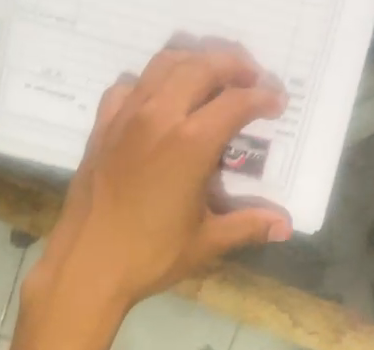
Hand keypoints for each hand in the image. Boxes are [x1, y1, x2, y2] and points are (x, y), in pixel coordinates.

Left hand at [27, 40, 291, 313]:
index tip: (277, 103)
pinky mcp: (103, 127)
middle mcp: (159, 116)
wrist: (89, 264)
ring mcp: (126, 117)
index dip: (262, 97)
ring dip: (193, 62)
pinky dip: (150, 83)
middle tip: (251, 78)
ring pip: (164, 64)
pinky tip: (158, 102)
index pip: (236, 101)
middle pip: (202, 66)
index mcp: (191, 143)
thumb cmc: (151, 256)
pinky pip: (129, 86)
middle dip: (233, 65)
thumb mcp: (206, 243)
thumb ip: (247, 226)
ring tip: (210, 78)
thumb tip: (284, 227)